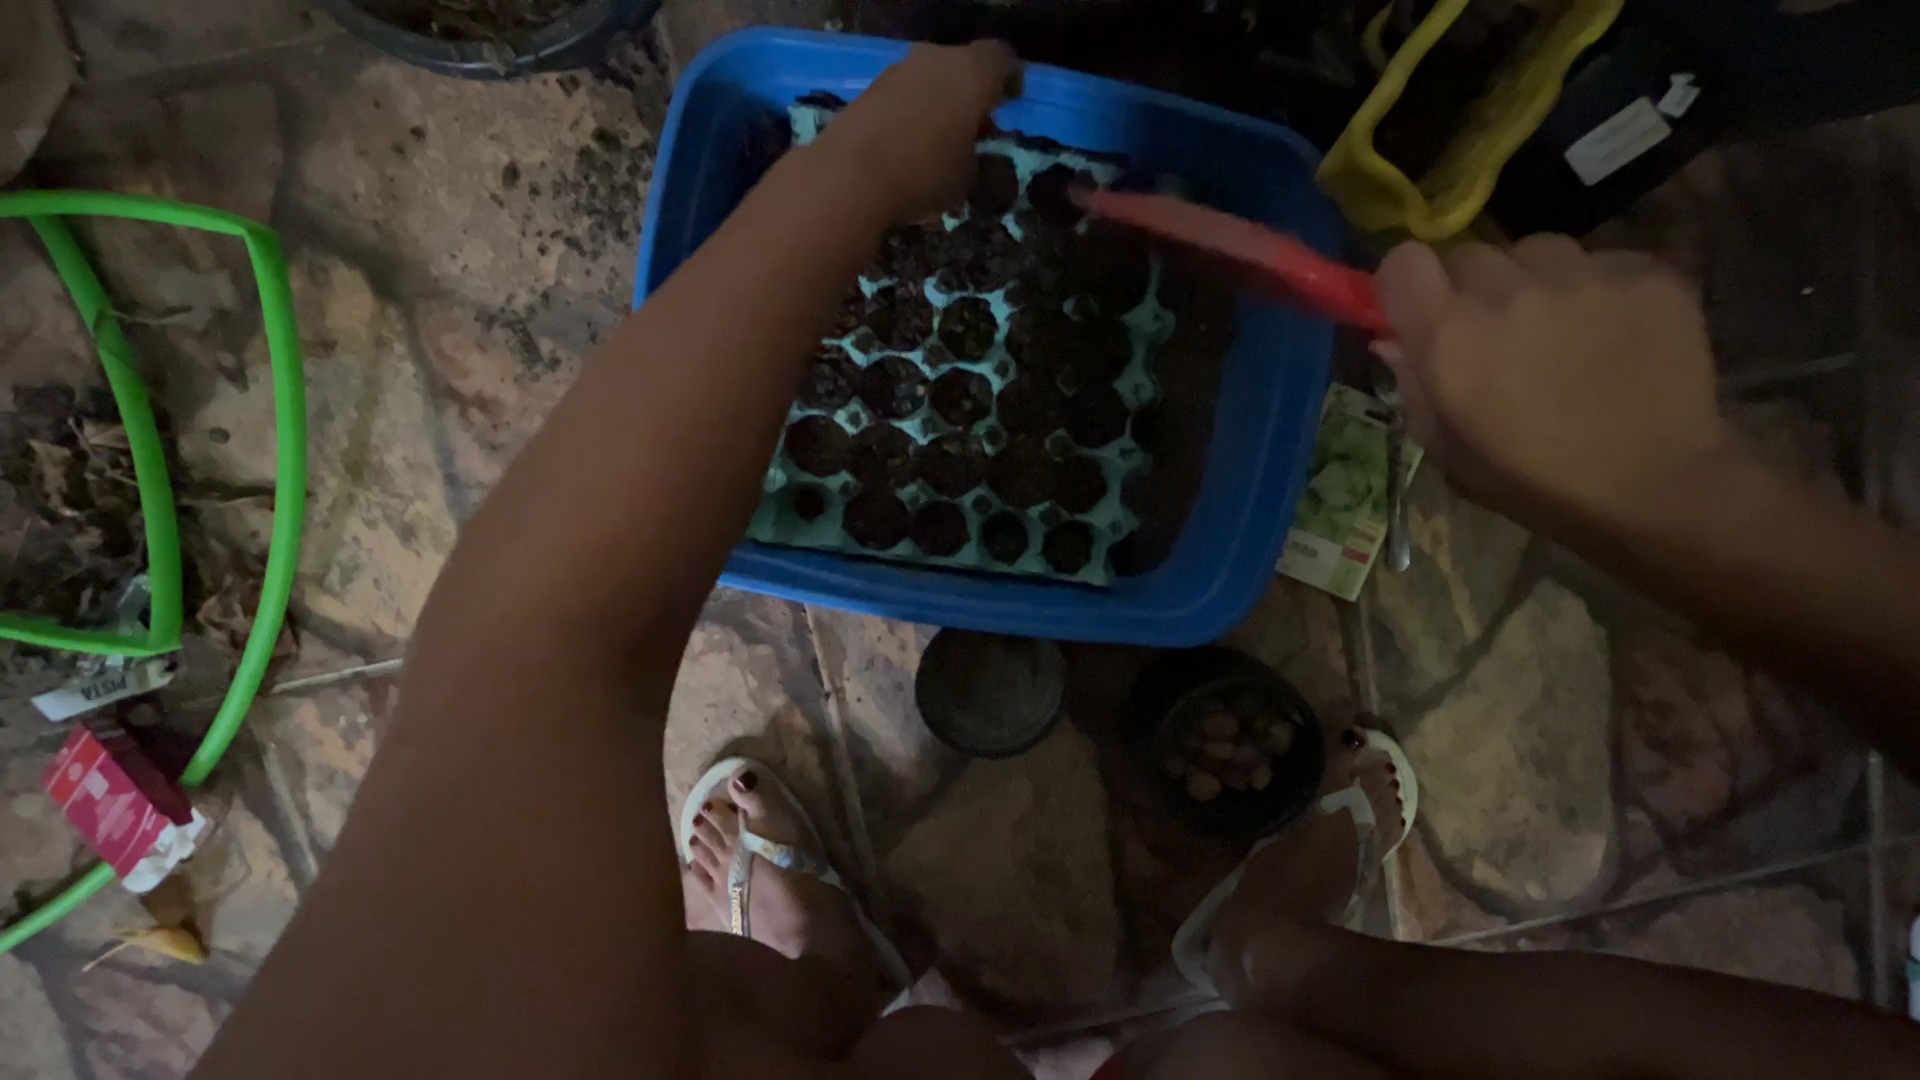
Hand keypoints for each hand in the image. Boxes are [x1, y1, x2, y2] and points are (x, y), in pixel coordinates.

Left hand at [809, 40, 1020, 225]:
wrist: (851, 175)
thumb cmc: (924, 174)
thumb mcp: (965, 179)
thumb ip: (974, 158)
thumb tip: (967, 153)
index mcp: (972, 73)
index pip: (1001, 59)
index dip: (1009, 78)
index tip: (1011, 100)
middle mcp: (936, 59)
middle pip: (961, 66)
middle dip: (969, 93)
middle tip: (974, 126)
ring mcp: (899, 70)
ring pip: (929, 79)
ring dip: (937, 103)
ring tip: (938, 141)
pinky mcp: (869, 88)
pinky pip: (902, 96)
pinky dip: (910, 114)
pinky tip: (908, 145)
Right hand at [1373, 235, 1730, 527]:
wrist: (1650, 484)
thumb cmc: (1527, 478)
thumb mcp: (1443, 444)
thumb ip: (1412, 383)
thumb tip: (1394, 340)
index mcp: (1449, 336)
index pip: (1404, 261)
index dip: (1405, 282)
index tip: (1416, 308)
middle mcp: (1509, 292)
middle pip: (1468, 255)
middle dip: (1469, 288)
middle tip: (1490, 331)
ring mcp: (1582, 276)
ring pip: (1535, 251)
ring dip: (1531, 281)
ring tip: (1553, 325)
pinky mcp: (1645, 274)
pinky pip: (1599, 261)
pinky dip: (1592, 288)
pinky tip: (1607, 332)